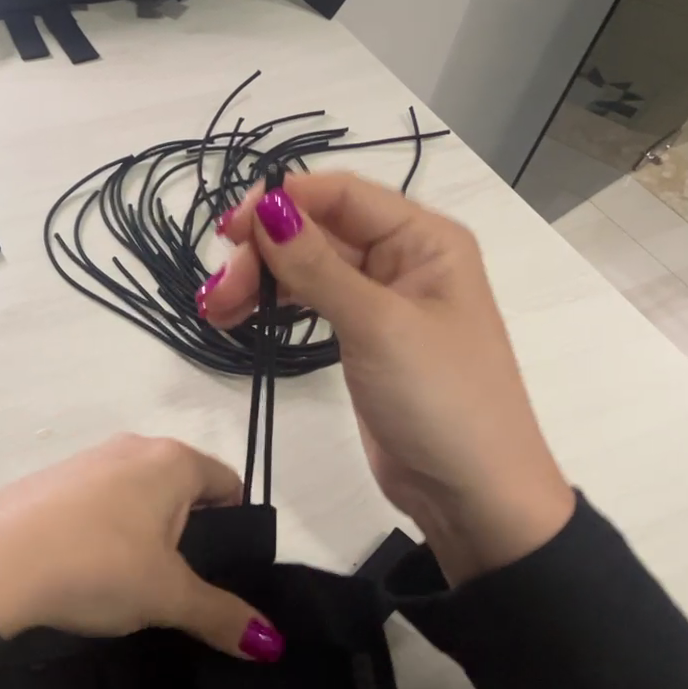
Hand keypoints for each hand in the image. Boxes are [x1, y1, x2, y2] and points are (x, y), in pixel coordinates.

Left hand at [0, 435, 284, 660]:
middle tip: (181, 583)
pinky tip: (88, 567)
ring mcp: (88, 458)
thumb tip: (272, 644)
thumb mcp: (167, 596)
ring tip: (132, 581)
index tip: (225, 570)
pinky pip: (99, 500)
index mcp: (172, 461)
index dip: (237, 526)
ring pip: (138, 492)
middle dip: (189, 532)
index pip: (229, 483)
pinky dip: (106, 528)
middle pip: (183, 487)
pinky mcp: (51, 478)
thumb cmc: (98, 566)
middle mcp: (134, 446)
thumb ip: (222, 615)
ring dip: (146, 530)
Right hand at [204, 172, 574, 583]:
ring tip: (216, 312)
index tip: (227, 232)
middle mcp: (403, 259)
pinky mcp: (362, 338)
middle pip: (317, 231)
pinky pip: (311, 303)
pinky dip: (274, 306)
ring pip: (308, 267)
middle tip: (219, 295)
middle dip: (263, 253)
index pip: (341, 195)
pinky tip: (239, 319)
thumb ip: (318, 265)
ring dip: (260, 281)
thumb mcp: (378, 325)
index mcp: (424, 239)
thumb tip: (267, 207)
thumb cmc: (440, 399)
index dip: (282, 202)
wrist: (472, 493)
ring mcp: (381, 300)